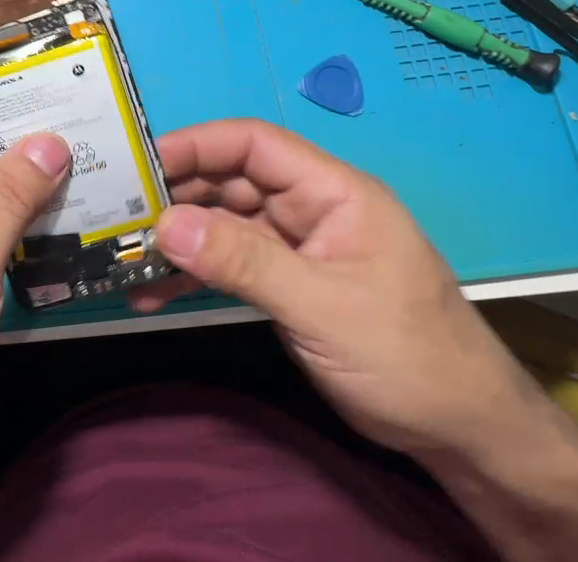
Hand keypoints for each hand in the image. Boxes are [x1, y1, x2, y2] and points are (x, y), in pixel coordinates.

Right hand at [131, 119, 549, 460]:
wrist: (460, 432)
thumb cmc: (407, 354)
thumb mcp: (323, 305)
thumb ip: (244, 262)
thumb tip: (165, 224)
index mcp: (333, 192)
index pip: (255, 145)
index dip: (197, 145)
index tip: (141, 162)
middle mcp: (309, 211)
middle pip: (230, 182)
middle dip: (175, 195)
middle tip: (116, 213)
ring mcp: (295, 249)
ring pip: (222, 226)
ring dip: (176, 240)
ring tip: (123, 255)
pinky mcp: (284, 286)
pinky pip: (227, 268)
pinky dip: (191, 277)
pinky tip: (149, 293)